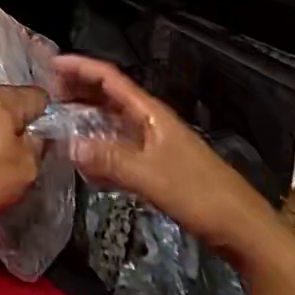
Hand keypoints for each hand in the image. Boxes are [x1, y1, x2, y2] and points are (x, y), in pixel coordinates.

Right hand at [52, 55, 282, 254]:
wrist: (244, 230)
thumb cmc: (200, 194)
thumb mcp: (151, 176)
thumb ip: (109, 159)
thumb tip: (69, 145)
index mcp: (150, 112)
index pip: (109, 77)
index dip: (80, 67)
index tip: (52, 64)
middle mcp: (150, 120)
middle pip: (109, 94)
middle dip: (79, 88)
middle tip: (49, 92)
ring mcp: (155, 142)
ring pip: (113, 119)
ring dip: (87, 114)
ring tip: (62, 118)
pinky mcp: (157, 164)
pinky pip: (120, 143)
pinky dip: (100, 143)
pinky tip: (87, 158)